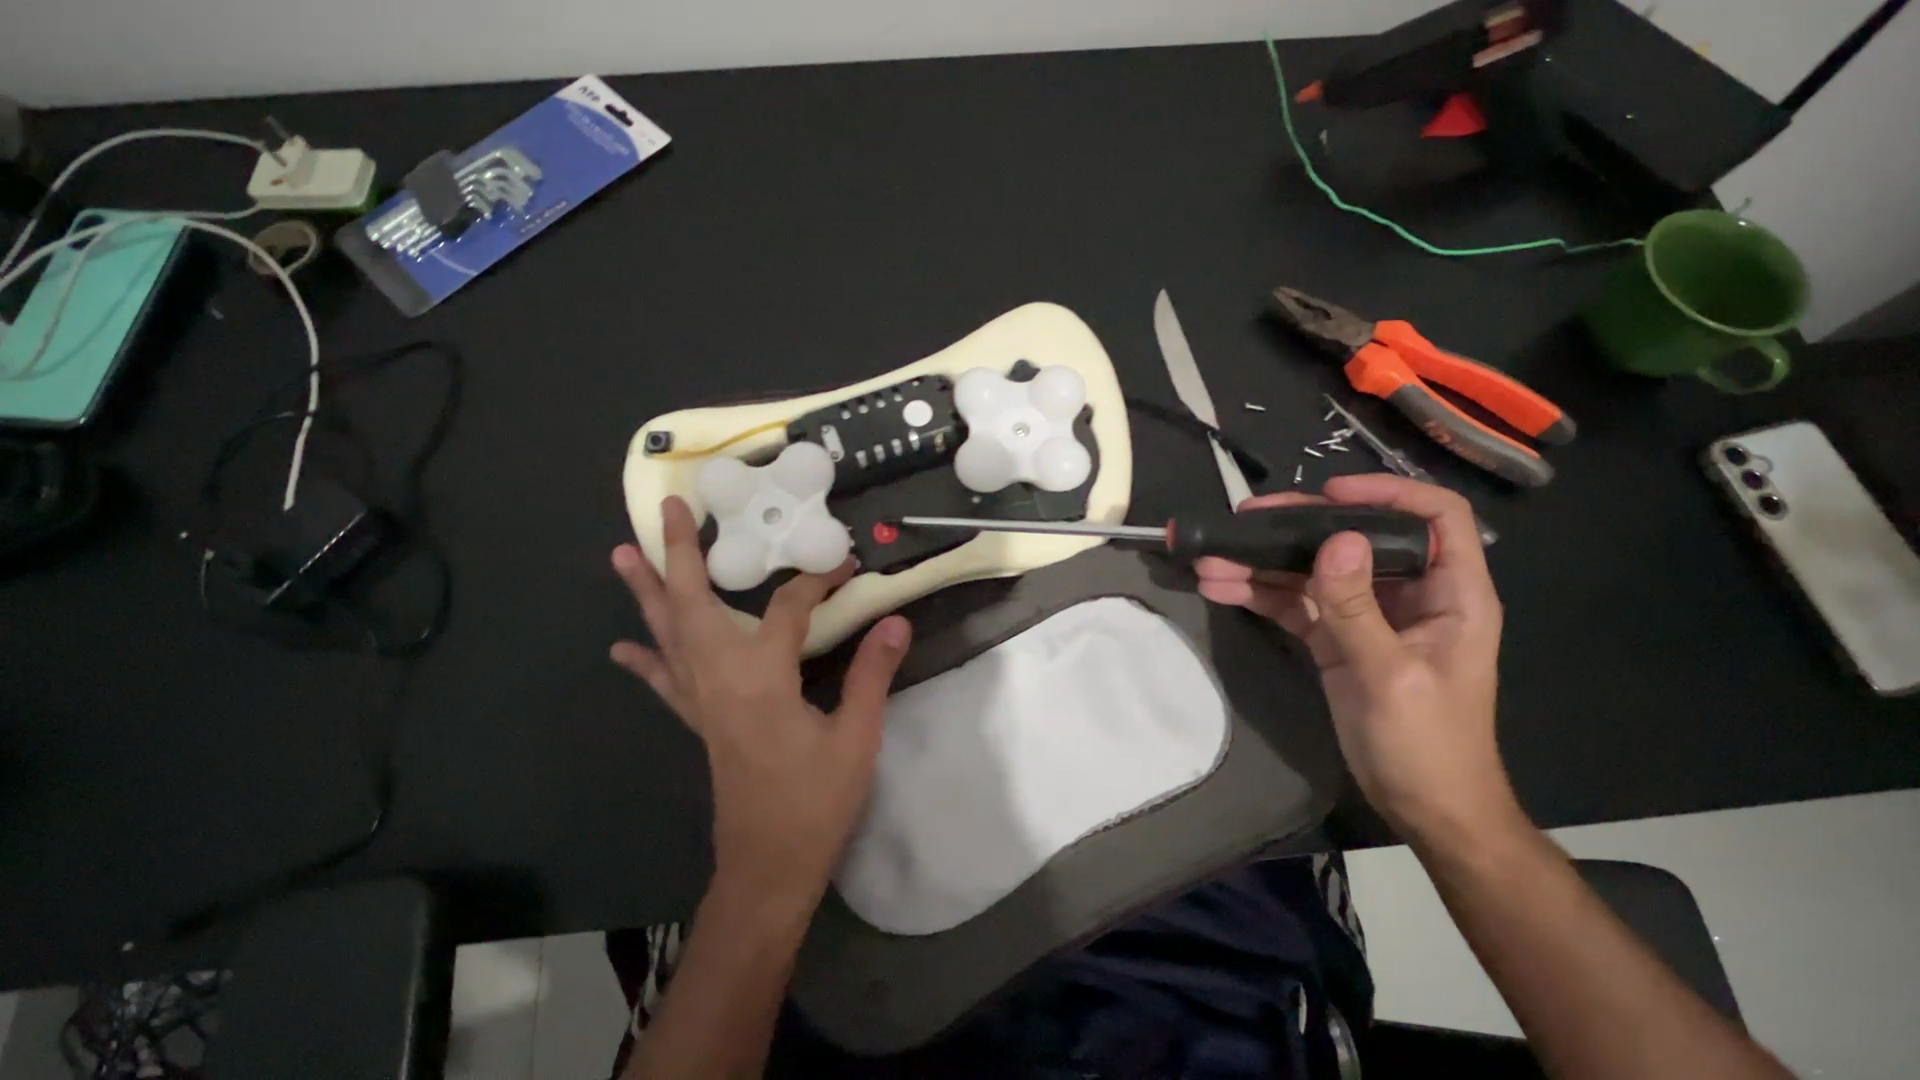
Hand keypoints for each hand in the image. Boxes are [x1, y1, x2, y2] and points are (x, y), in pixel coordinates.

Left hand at [610, 496, 912, 909]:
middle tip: (669, 509)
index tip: (845, 564)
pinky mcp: (698, 721)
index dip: (816, 580)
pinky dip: (645, 660)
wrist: (768, 864)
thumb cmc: (814, 802)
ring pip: (667, 635)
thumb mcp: (857, 738)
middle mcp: (718, 679)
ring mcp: (701, 701)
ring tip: (622, 555)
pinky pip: (665, 681)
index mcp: (760, 678)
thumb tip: (894, 619)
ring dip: (647, 593)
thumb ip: (872, 675)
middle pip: (692, 604)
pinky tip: (623, 648)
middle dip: (680, 554)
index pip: (786, 609)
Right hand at [1194, 474, 1522, 850]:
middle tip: (1244, 519)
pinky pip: (1299, 607)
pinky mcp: (1338, 642)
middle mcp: (1410, 594)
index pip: (1435, 517)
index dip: (1388, 493)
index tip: (1329, 494)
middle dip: (1299, 526)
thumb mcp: (1390, 676)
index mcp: (1451, 593)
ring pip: (1316, 572)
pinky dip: (1262, 596)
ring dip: (1265, 563)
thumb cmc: (1428, 745)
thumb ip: (1356, 608)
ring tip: (1211, 558)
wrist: (1427, 811)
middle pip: (1357, 538)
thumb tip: (1336, 540)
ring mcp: (1370, 617)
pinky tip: (1221, 588)